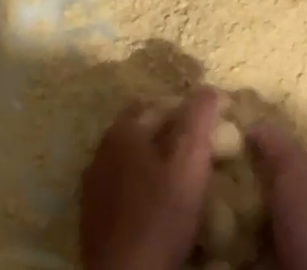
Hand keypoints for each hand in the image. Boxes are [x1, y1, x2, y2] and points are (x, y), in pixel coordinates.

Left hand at [80, 87, 220, 269]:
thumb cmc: (160, 213)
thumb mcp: (190, 158)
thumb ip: (199, 116)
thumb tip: (208, 88)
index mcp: (122, 131)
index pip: (158, 102)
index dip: (187, 109)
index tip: (212, 124)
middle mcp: (102, 151)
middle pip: (144, 131)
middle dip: (173, 135)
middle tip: (203, 150)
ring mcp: (94, 186)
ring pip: (134, 160)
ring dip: (158, 162)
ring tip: (187, 179)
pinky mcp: (95, 216)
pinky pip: (126, 189)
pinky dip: (146, 188)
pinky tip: (163, 205)